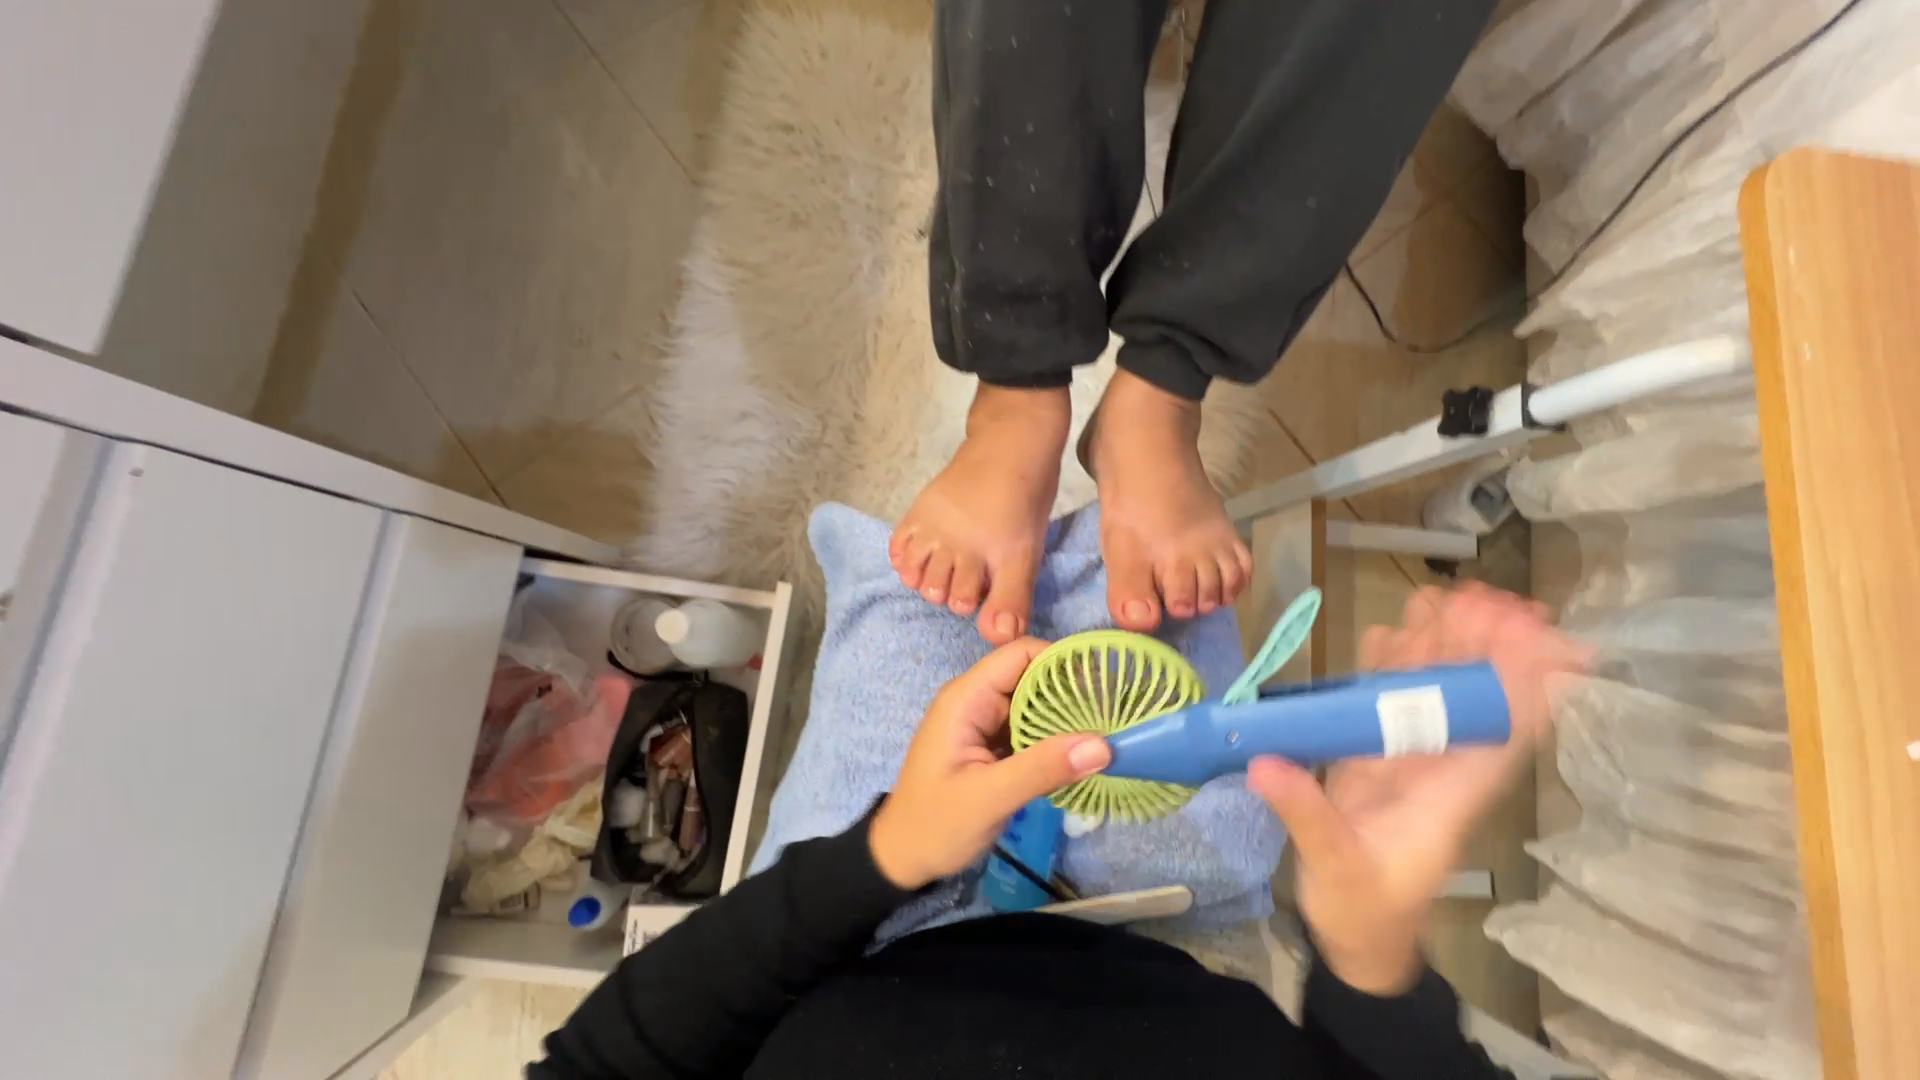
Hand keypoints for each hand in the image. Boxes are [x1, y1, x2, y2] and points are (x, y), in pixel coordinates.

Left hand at [869, 639, 1112, 889]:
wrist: (903, 858)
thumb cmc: (935, 824)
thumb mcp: (988, 798)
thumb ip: (1042, 768)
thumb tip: (1103, 744)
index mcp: (966, 698)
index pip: (1020, 654)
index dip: (1063, 659)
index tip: (1108, 677)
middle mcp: (976, 700)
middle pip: (1032, 674)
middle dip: (1074, 686)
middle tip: (1121, 706)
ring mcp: (985, 722)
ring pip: (1036, 701)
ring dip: (1070, 712)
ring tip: (1115, 724)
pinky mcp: (994, 744)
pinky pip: (1032, 727)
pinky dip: (1058, 734)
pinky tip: (1088, 747)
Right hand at [1248, 583, 1591, 993]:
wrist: (1354, 932)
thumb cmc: (1363, 907)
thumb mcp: (1336, 864)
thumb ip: (1306, 814)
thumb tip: (1265, 763)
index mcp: (1449, 797)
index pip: (1501, 735)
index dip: (1525, 687)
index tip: (1541, 640)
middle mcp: (1436, 769)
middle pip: (1468, 701)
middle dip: (1481, 649)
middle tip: (1482, 598)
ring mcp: (1403, 760)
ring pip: (1430, 695)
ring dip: (1439, 648)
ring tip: (1439, 600)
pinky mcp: (1369, 757)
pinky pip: (1385, 705)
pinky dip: (1388, 669)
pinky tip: (1388, 634)